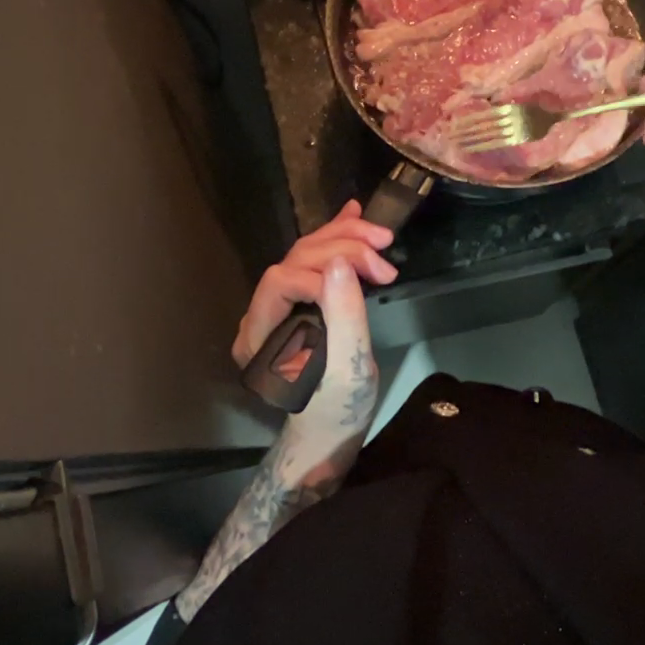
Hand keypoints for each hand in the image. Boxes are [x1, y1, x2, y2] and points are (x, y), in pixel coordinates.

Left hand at [232, 200, 394, 435]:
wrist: (337, 427)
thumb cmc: (341, 407)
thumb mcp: (349, 368)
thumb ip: (343, 316)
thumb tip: (339, 263)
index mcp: (259, 337)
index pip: (281, 280)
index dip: (322, 272)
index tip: (368, 280)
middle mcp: (260, 317)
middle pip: (294, 261)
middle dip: (341, 248)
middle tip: (385, 251)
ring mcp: (278, 308)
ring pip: (304, 255)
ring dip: (344, 239)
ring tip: (380, 235)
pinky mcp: (299, 302)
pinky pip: (312, 262)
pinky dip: (335, 240)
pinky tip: (353, 217)